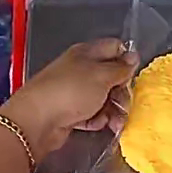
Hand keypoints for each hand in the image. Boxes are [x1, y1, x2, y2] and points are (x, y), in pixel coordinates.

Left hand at [0, 38, 136, 154]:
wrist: (37, 120)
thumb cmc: (71, 91)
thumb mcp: (102, 76)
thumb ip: (120, 67)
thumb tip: (133, 56)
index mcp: (87, 53)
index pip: (114, 48)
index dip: (127, 61)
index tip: (132, 76)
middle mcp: (81, 70)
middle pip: (111, 77)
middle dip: (121, 92)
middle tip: (124, 104)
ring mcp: (75, 91)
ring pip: (104, 98)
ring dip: (113, 110)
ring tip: (115, 122)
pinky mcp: (71, 111)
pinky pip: (92, 114)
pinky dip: (97, 119)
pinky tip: (96, 124)